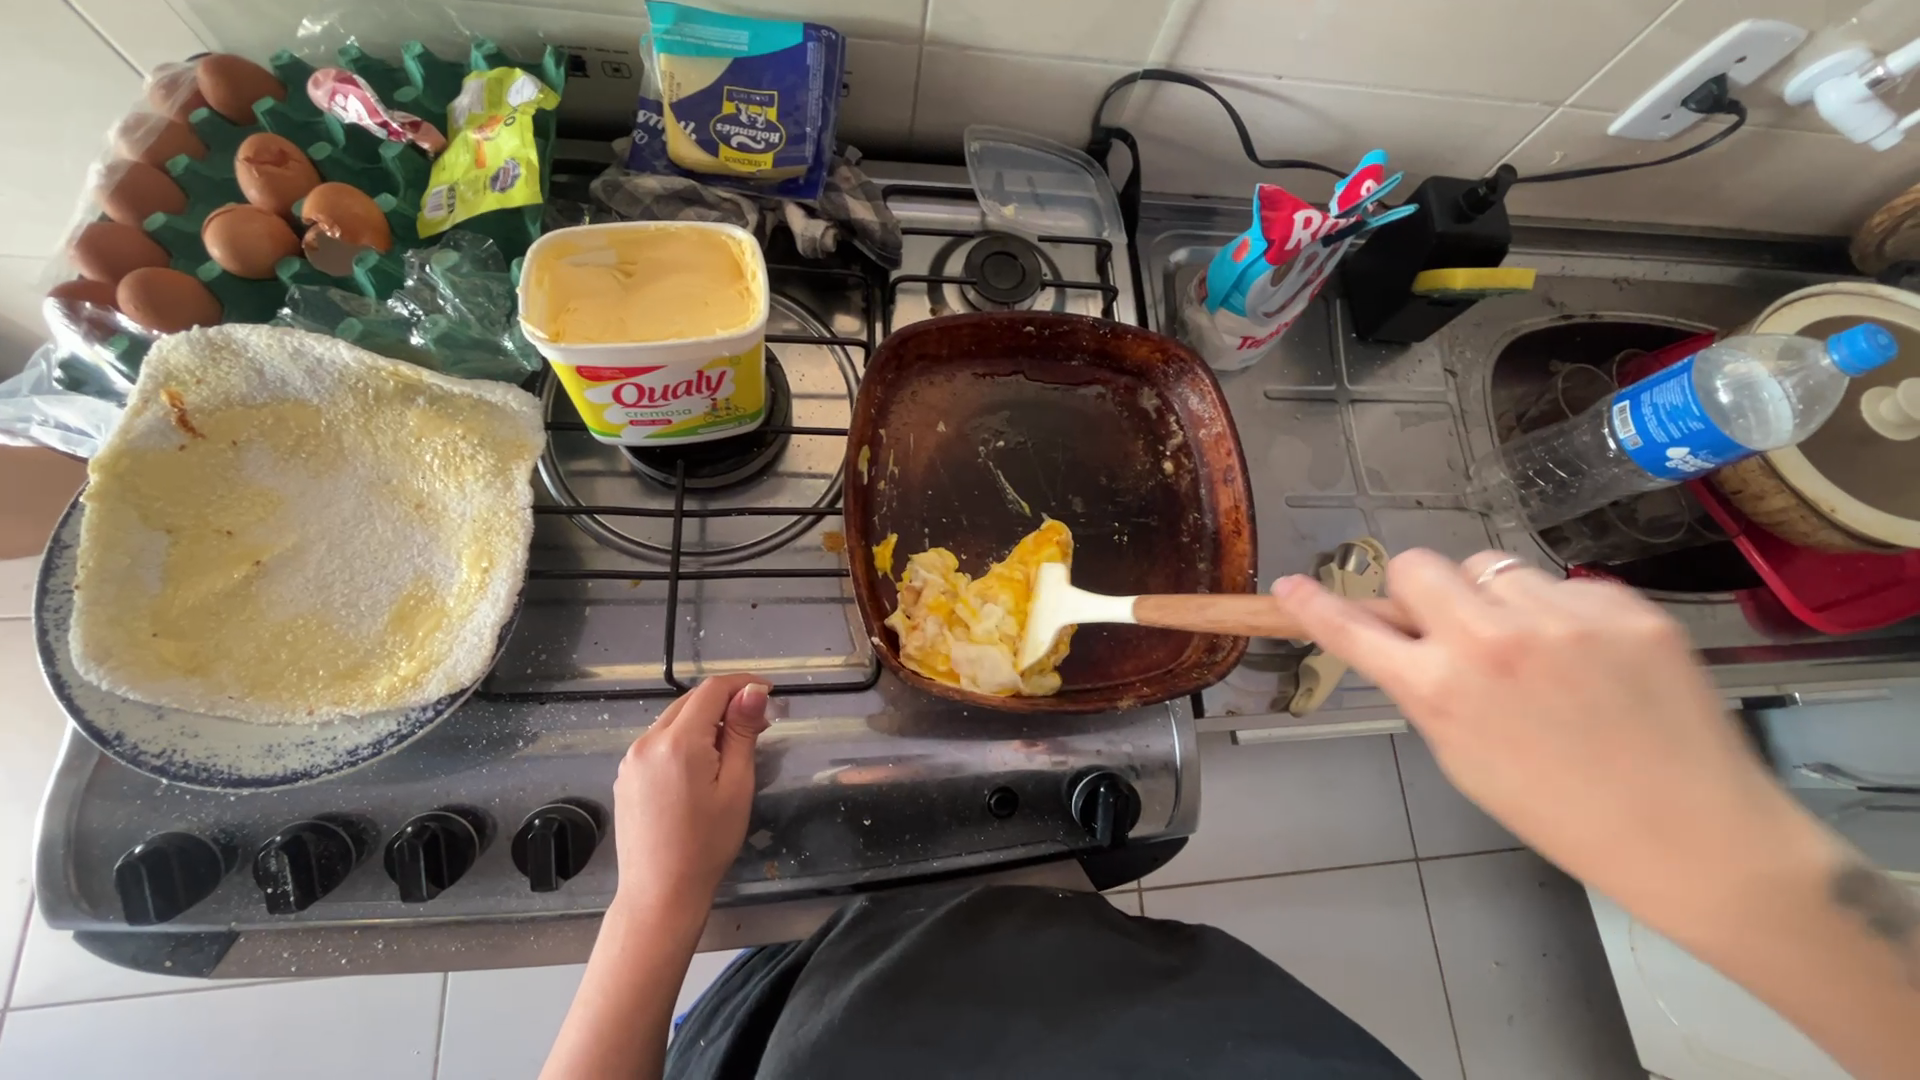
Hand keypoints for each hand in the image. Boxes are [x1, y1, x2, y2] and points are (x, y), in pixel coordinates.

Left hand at [612, 674, 772, 917]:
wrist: (660, 893)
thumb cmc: (707, 843)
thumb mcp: (736, 785)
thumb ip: (742, 732)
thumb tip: (753, 691)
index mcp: (678, 741)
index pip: (712, 690)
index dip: (743, 684)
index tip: (769, 693)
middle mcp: (648, 741)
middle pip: (691, 701)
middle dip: (726, 702)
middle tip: (758, 724)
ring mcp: (632, 759)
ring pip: (674, 720)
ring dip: (705, 720)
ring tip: (733, 746)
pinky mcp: (626, 776)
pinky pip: (660, 741)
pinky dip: (685, 739)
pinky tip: (702, 765)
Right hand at [1273, 549, 1808, 911]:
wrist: (1691, 834)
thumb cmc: (1554, 808)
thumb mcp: (1459, 753)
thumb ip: (1423, 686)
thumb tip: (1402, 636)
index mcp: (1439, 689)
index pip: (1352, 630)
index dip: (1313, 606)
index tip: (1288, 585)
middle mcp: (1490, 641)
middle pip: (1417, 565)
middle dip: (1420, 591)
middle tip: (1448, 625)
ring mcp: (1560, 618)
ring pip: (1490, 567)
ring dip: (1492, 597)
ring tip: (1534, 645)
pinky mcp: (1623, 608)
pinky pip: (1561, 582)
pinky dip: (1558, 609)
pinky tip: (1590, 654)